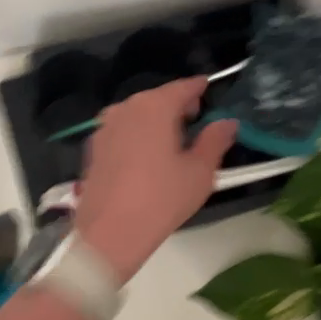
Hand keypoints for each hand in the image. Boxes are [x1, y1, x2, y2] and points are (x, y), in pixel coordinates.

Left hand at [75, 79, 238, 283]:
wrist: (110, 232)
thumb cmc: (161, 199)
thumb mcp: (199, 172)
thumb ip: (215, 140)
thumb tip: (227, 122)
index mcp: (154, 107)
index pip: (181, 87)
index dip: (197, 88)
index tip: (208, 88)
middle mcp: (125, 108)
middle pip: (156, 98)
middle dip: (176, 104)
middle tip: (194, 118)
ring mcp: (104, 127)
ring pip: (136, 113)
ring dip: (154, 119)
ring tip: (171, 139)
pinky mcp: (93, 147)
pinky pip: (121, 130)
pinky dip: (136, 133)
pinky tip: (145, 155)